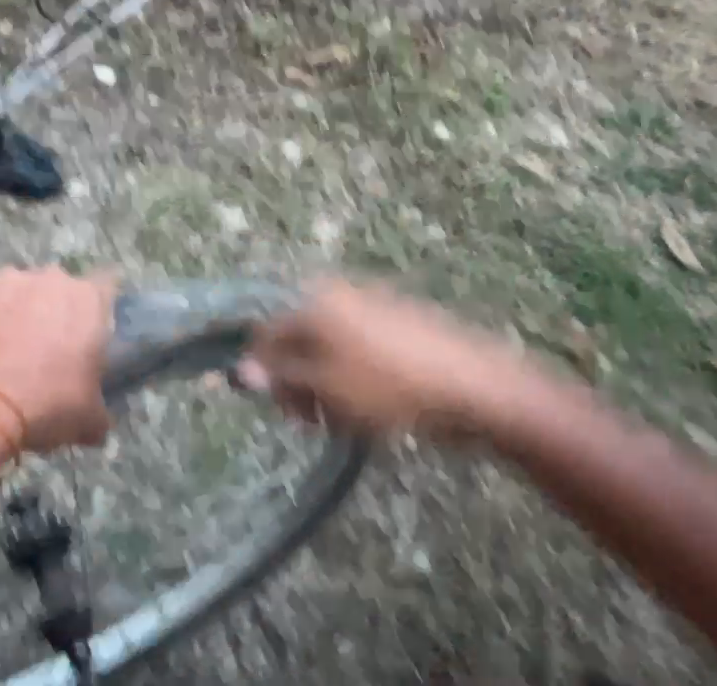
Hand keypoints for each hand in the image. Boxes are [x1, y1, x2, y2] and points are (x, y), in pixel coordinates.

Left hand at [0, 267, 115, 452]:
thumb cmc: (47, 403)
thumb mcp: (90, 419)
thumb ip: (100, 409)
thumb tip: (96, 423)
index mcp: (87, 298)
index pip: (108, 287)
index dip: (100, 309)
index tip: (93, 333)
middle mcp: (50, 279)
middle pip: (61, 287)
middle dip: (58, 309)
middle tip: (53, 346)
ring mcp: (6, 283)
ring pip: (21, 291)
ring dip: (21, 310)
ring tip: (13, 347)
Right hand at [239, 279, 530, 435]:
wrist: (476, 389)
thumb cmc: (389, 387)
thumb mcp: (325, 387)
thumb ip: (279, 376)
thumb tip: (240, 370)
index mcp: (315, 302)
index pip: (266, 332)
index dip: (260, 370)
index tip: (273, 408)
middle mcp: (339, 296)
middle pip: (296, 339)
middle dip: (294, 380)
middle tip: (308, 419)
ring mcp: (371, 309)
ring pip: (327, 349)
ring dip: (323, 385)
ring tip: (341, 420)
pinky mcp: (397, 328)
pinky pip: (356, 352)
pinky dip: (351, 379)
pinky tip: (368, 409)